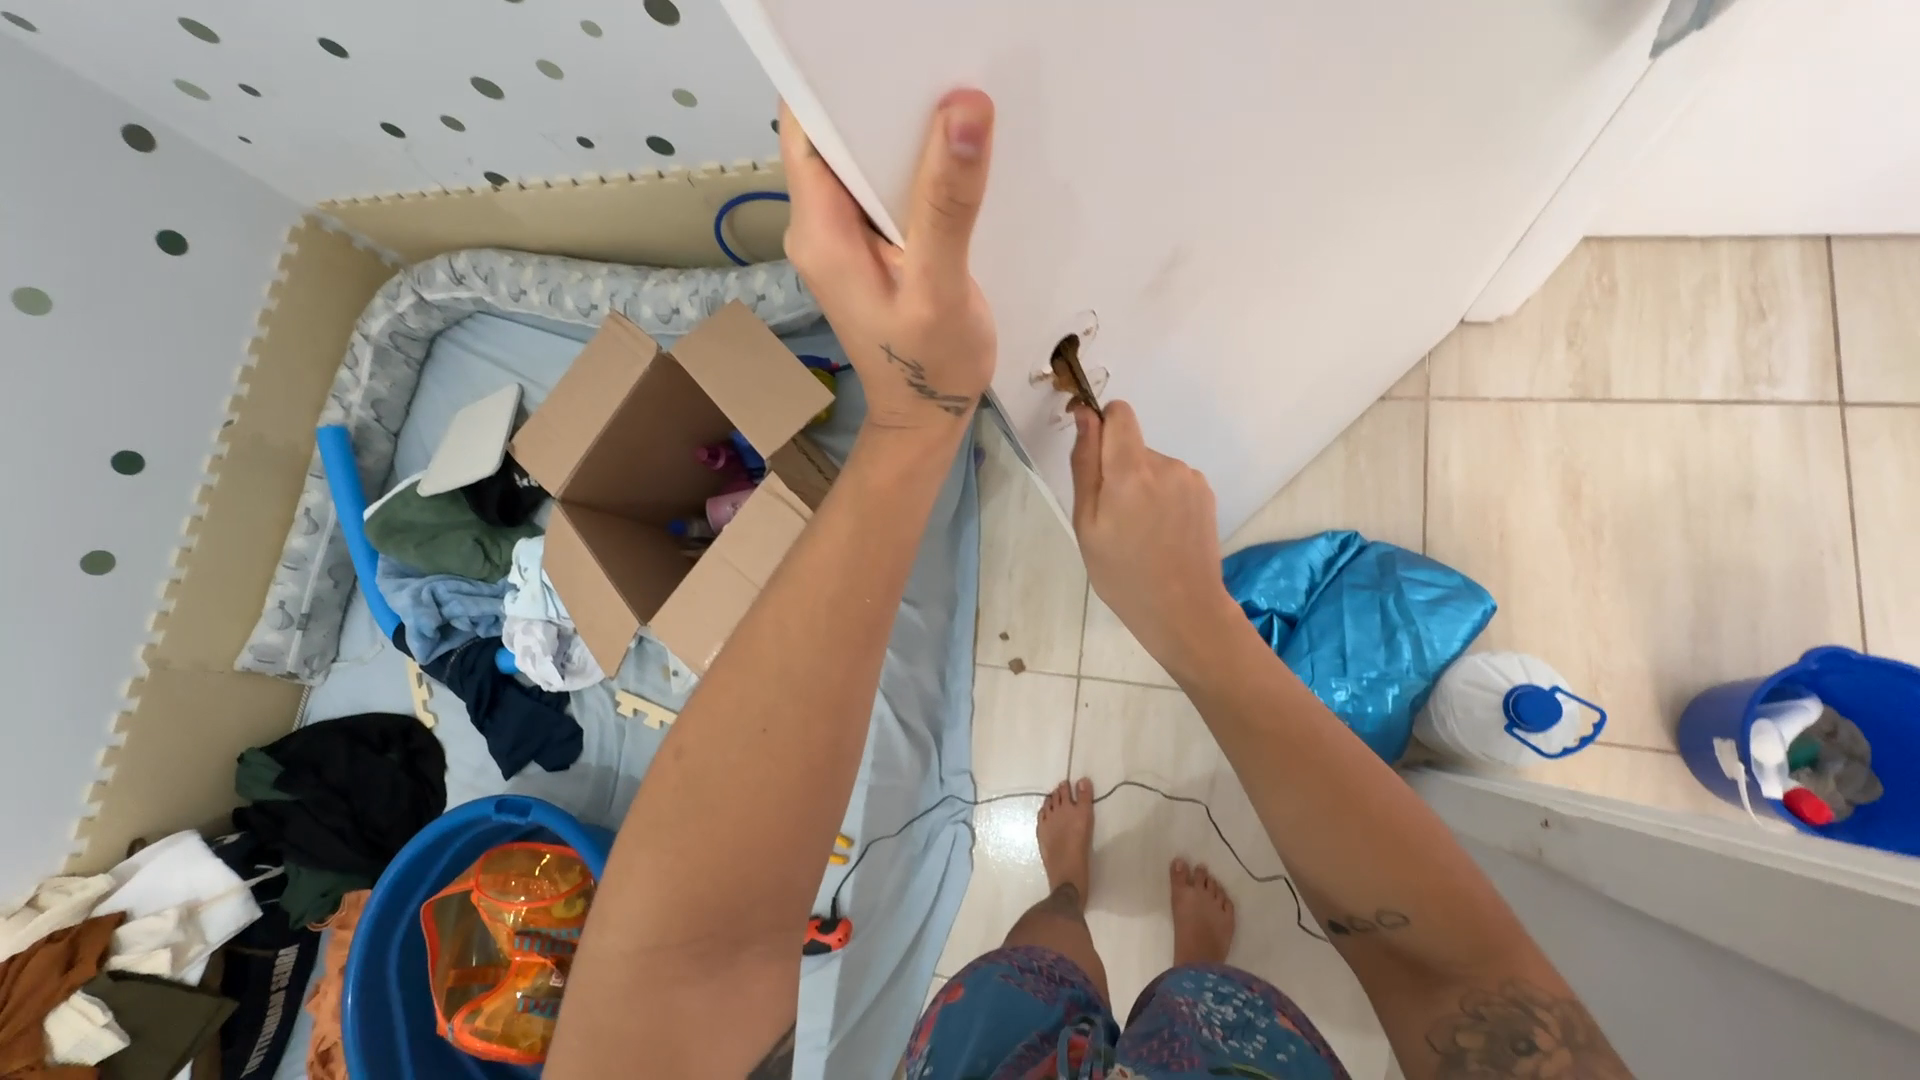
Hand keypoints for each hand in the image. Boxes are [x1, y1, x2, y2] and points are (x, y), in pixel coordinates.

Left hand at [779, 91, 996, 434]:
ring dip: (899, 130)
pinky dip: (912, 165)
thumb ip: (947, 206)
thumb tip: (963, 110)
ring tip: (951, 102)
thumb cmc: (930, 368)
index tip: (890, 46)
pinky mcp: (868, 247)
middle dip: (878, 96)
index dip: (838, 76)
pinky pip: (881, 187)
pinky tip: (950, 155)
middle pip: (833, 134)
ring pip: (860, 158)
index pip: (807, 125)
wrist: (925, 420)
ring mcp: (842, 236)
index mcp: (820, 230)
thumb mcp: (941, 290)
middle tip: (938, 68)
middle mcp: (819, 225)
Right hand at [1070, 402, 1241, 673]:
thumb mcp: (1086, 524)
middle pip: (1132, 446)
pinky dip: (1161, 498)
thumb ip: (1085, 465)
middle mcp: (1165, 465)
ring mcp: (1190, 479)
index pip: (1119, 414)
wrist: (1183, 609)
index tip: (1091, 453)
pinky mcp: (1205, 494)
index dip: (1101, 424)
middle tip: (1112, 519)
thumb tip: (1085, 417)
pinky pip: (1172, 482)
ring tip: (1138, 531)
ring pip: (1152, 466)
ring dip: (1141, 487)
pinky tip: (1161, 533)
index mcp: (1131, 471)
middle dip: (1117, 470)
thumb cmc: (1122, 574)